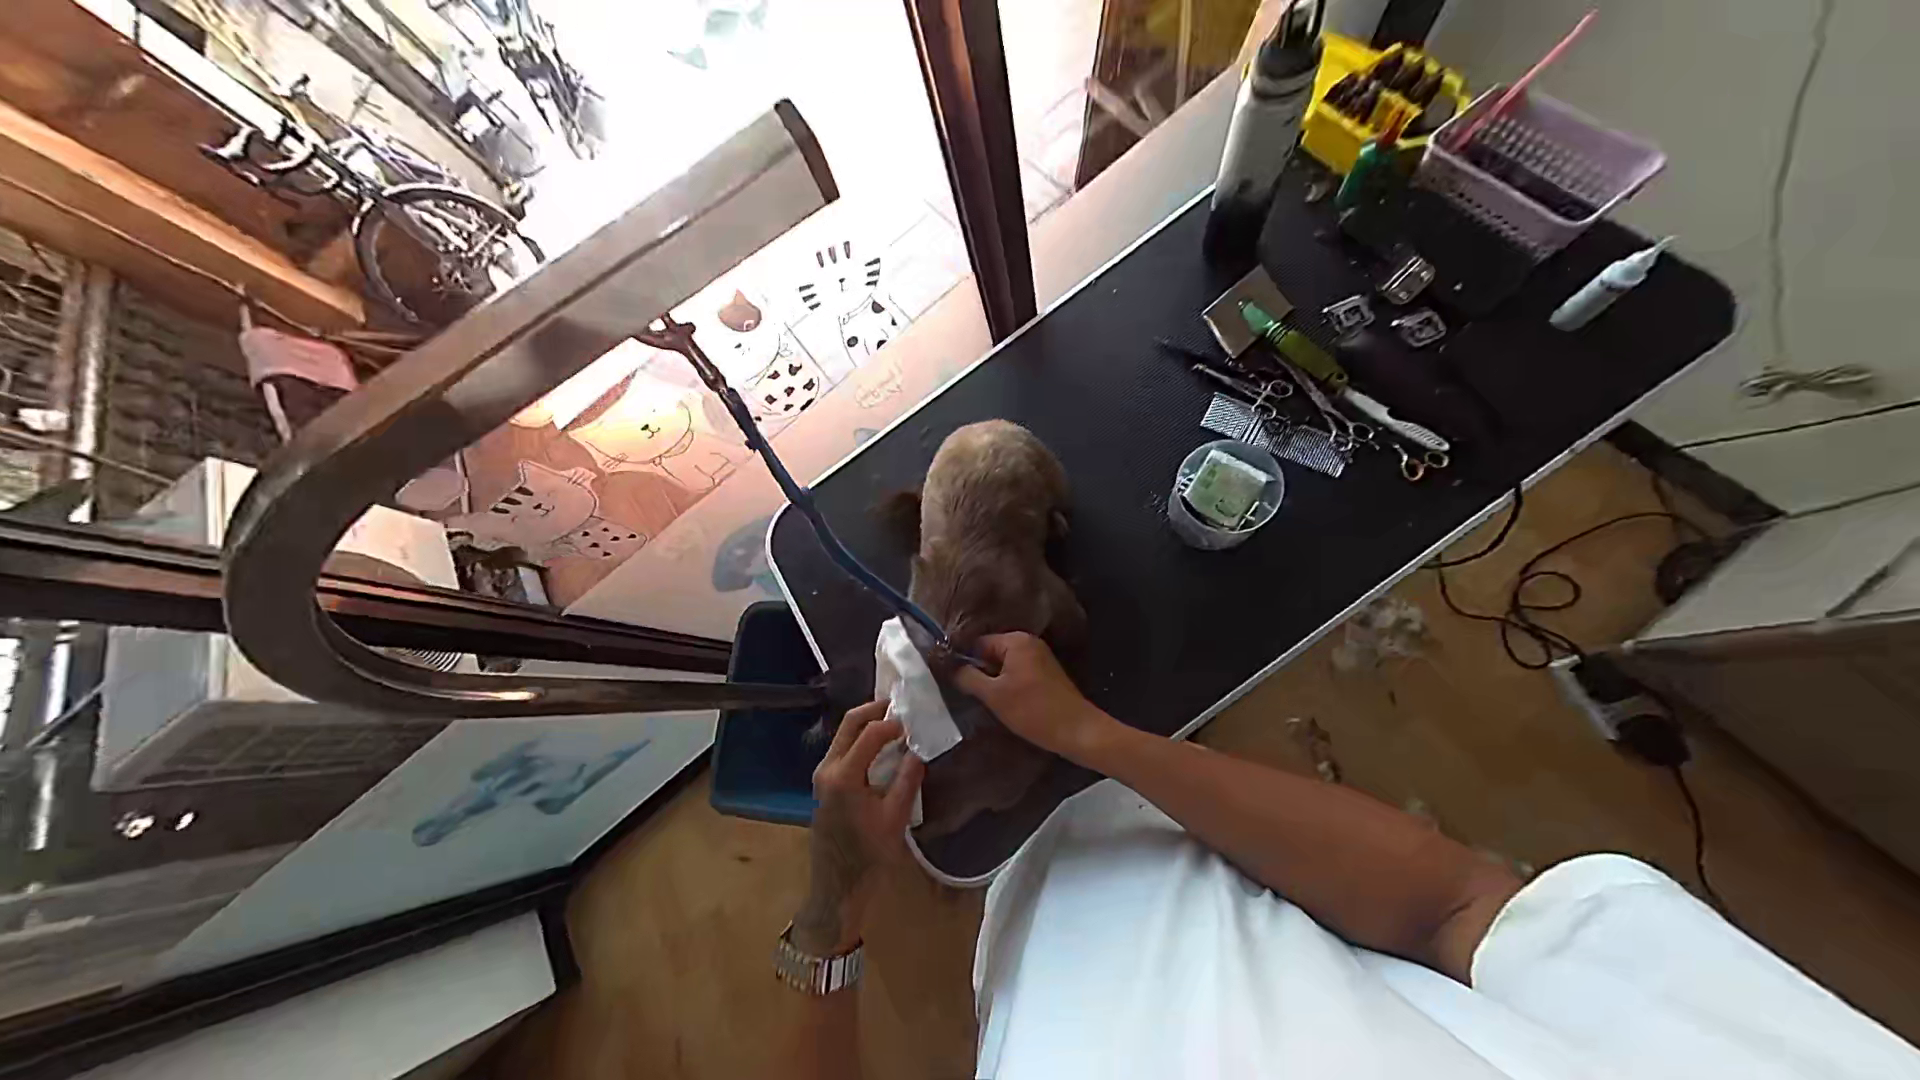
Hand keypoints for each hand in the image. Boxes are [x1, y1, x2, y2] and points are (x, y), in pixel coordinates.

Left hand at [792, 701, 923, 954]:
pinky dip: (861, 739)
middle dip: (875, 710)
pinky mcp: (824, 782)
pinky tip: (881, 746)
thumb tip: (920, 748)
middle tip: (900, 708)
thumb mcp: (896, 817)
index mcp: (844, 776)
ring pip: (844, 733)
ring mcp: (822, 775)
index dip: (893, 723)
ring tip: (895, 724)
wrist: (837, 887)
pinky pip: (842, 748)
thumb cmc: (868, 855)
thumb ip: (908, 778)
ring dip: (867, 723)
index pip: (870, 732)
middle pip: (850, 723)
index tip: (913, 722)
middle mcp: (827, 768)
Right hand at [953, 632, 1118, 763]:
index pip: (977, 643)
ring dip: (993, 680)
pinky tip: (1002, 702)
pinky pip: (1017, 673)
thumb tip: (949, 667)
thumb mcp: (994, 695)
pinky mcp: (1045, 674)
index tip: (949, 678)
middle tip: (964, 692)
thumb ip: (968, 677)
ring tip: (982, 699)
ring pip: (1003, 665)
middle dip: (978, 671)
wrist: (1077, 731)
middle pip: (991, 652)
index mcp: (1016, 641)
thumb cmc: (1033, 710)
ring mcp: (1039, 658)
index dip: (962, 660)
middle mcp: (1029, 642)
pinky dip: (1007, 685)